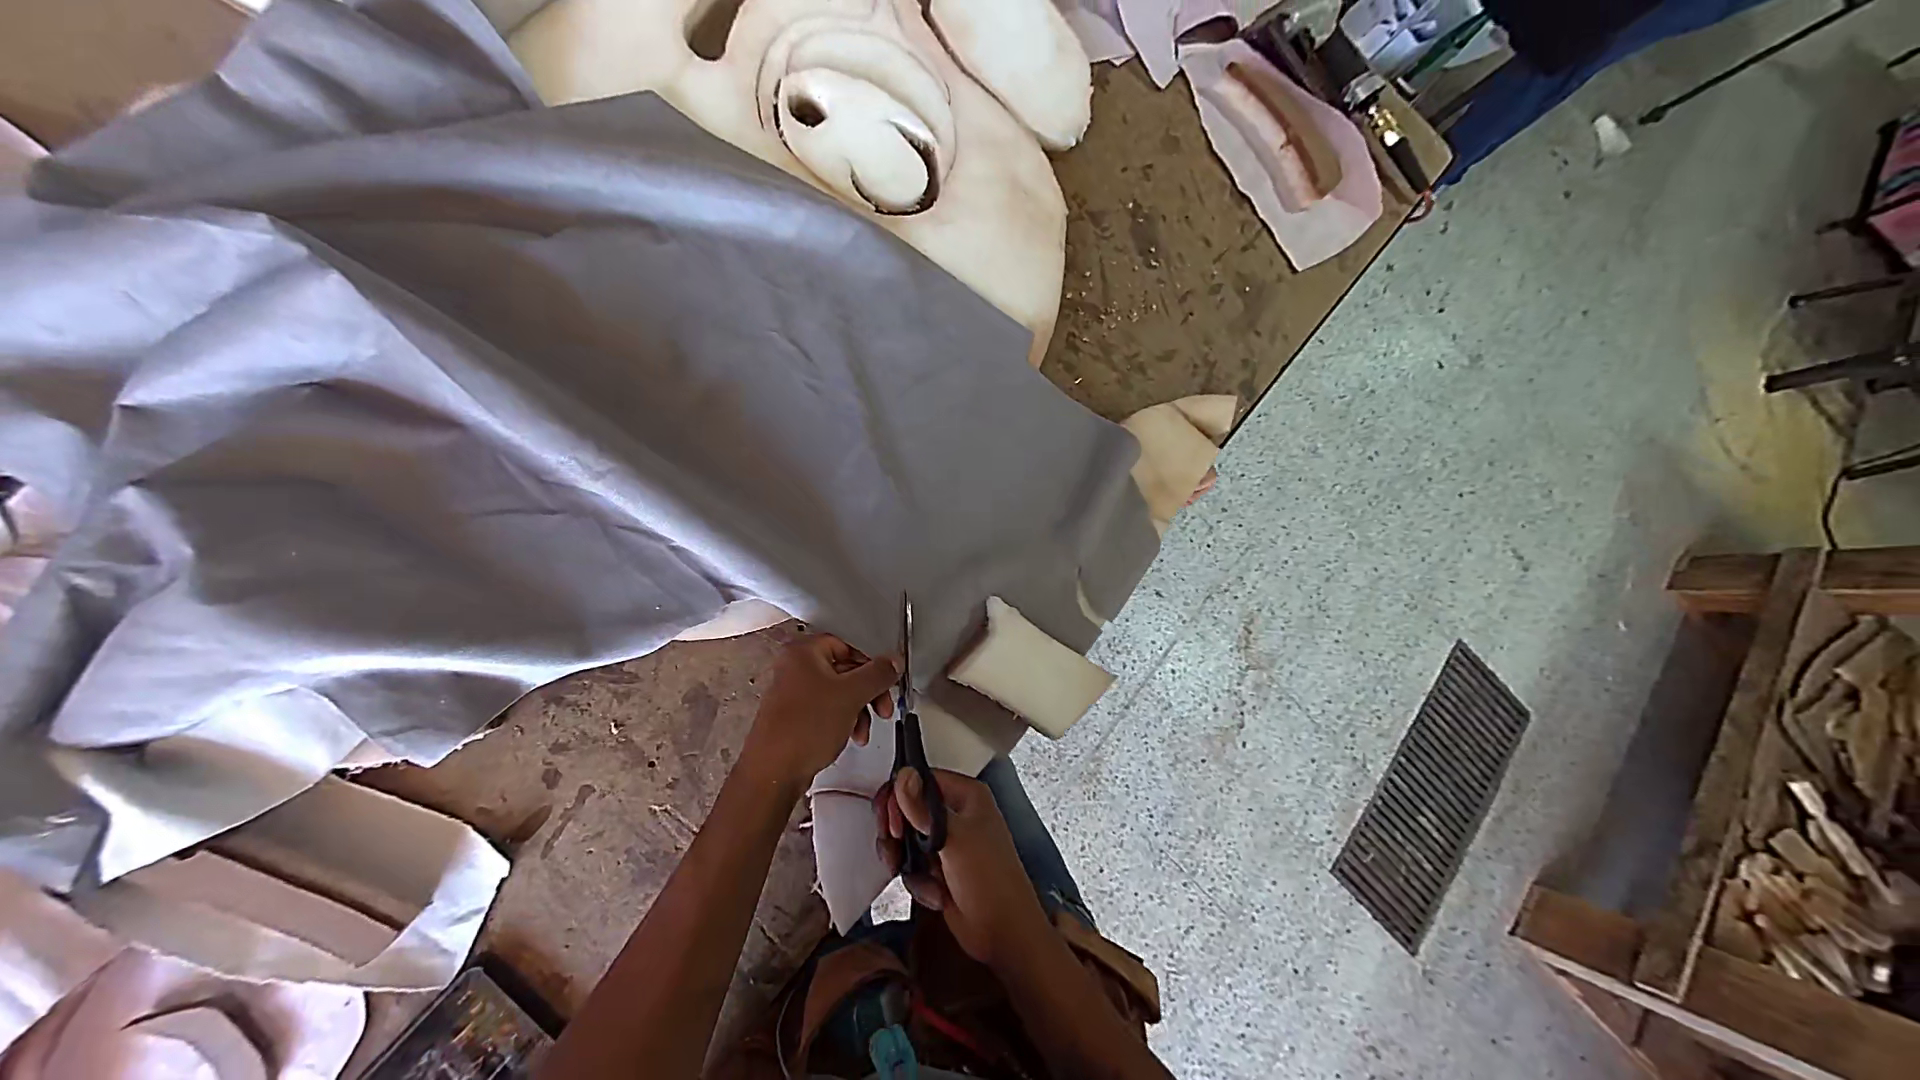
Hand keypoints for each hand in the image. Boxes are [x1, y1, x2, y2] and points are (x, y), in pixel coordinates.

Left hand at [740, 634, 896, 792]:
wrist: (774, 772)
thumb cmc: (802, 729)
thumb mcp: (851, 695)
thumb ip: (877, 674)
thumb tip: (892, 662)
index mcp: (804, 653)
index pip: (848, 644)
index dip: (872, 660)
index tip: (887, 675)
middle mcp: (796, 668)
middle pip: (846, 669)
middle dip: (868, 690)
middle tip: (883, 704)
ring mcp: (794, 692)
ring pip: (840, 691)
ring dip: (860, 708)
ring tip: (866, 727)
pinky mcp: (797, 715)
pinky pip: (829, 709)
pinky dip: (845, 719)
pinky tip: (853, 734)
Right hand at [874, 767, 1050, 967]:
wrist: (1002, 933)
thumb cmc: (990, 880)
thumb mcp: (954, 838)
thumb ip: (923, 809)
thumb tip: (904, 775)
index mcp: (966, 796)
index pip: (921, 780)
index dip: (900, 797)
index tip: (891, 820)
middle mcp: (956, 814)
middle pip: (908, 809)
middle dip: (897, 832)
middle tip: (893, 845)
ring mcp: (947, 843)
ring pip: (906, 839)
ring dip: (905, 860)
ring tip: (914, 874)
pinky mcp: (939, 869)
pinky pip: (912, 865)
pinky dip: (918, 881)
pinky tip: (936, 894)